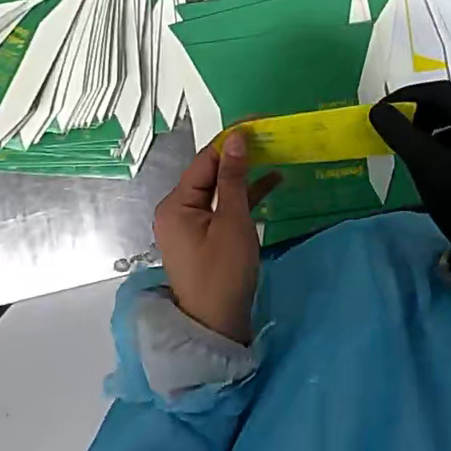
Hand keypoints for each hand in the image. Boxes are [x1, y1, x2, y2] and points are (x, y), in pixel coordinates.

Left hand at [152, 134, 282, 343]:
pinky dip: (243, 199)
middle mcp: (176, 210)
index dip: (230, 141)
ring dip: (245, 176)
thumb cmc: (223, 274)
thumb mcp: (232, 223)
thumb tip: (236, 139)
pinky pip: (222, 209)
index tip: (257, 122)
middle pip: (209, 174)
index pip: (203, 161)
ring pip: (218, 190)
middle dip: (239, 156)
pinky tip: (271, 184)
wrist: (216, 327)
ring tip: (276, 155)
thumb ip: (233, 179)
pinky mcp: (203, 238)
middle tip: (270, 136)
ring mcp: (189, 225)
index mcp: (175, 204)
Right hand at [368, 81, 450, 274]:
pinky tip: (429, 160)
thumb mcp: (427, 168)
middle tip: (393, 129)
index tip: (381, 112)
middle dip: (416, 111)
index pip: (440, 91)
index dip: (406, 96)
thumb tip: (377, 110)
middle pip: (449, 103)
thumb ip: (400, 134)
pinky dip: (439, 140)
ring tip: (408, 145)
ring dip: (426, 126)